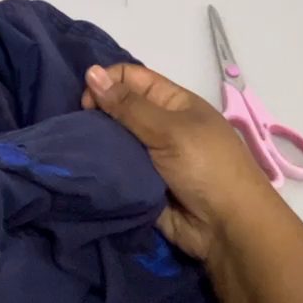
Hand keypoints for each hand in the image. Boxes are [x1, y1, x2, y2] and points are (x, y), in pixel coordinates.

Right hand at [83, 63, 281, 261]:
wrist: (228, 231)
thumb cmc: (207, 168)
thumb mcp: (169, 130)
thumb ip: (128, 105)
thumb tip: (91, 72)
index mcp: (172, 103)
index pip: (130, 78)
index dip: (106, 83)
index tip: (86, 103)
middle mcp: (158, 125)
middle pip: (117, 108)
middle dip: (95, 114)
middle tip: (77, 130)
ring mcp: (147, 155)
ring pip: (111, 139)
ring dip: (94, 142)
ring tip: (74, 150)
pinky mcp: (138, 183)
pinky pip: (112, 169)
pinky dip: (99, 168)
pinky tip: (81, 168)